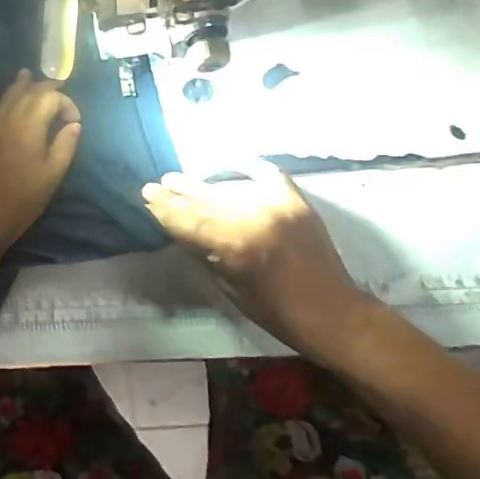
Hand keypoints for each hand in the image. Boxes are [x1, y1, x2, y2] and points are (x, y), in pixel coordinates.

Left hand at [0, 70, 81, 259]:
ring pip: (2, 100)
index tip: (74, 123)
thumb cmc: (24, 198)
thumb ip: (65, 144)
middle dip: (43, 87)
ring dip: (15, 87)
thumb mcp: (53, 174)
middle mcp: (6, 119)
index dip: (66, 104)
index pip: (50, 98)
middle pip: (25, 93)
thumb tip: (73, 123)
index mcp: (29, 124)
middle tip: (56, 85)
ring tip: (23, 73)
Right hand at [141, 167, 376, 362]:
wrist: (332, 313)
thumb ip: (203, 252)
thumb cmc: (274, 311)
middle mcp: (254, 216)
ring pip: (228, 188)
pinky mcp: (295, 200)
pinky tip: (229, 165)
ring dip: (202, 184)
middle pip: (205, 199)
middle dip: (177, 193)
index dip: (165, 209)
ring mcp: (277, 205)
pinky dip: (245, 169)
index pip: (189, 219)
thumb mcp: (227, 286)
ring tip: (181, 178)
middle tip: (156, 185)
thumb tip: (178, 230)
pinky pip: (264, 175)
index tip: (146, 197)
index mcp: (236, 244)